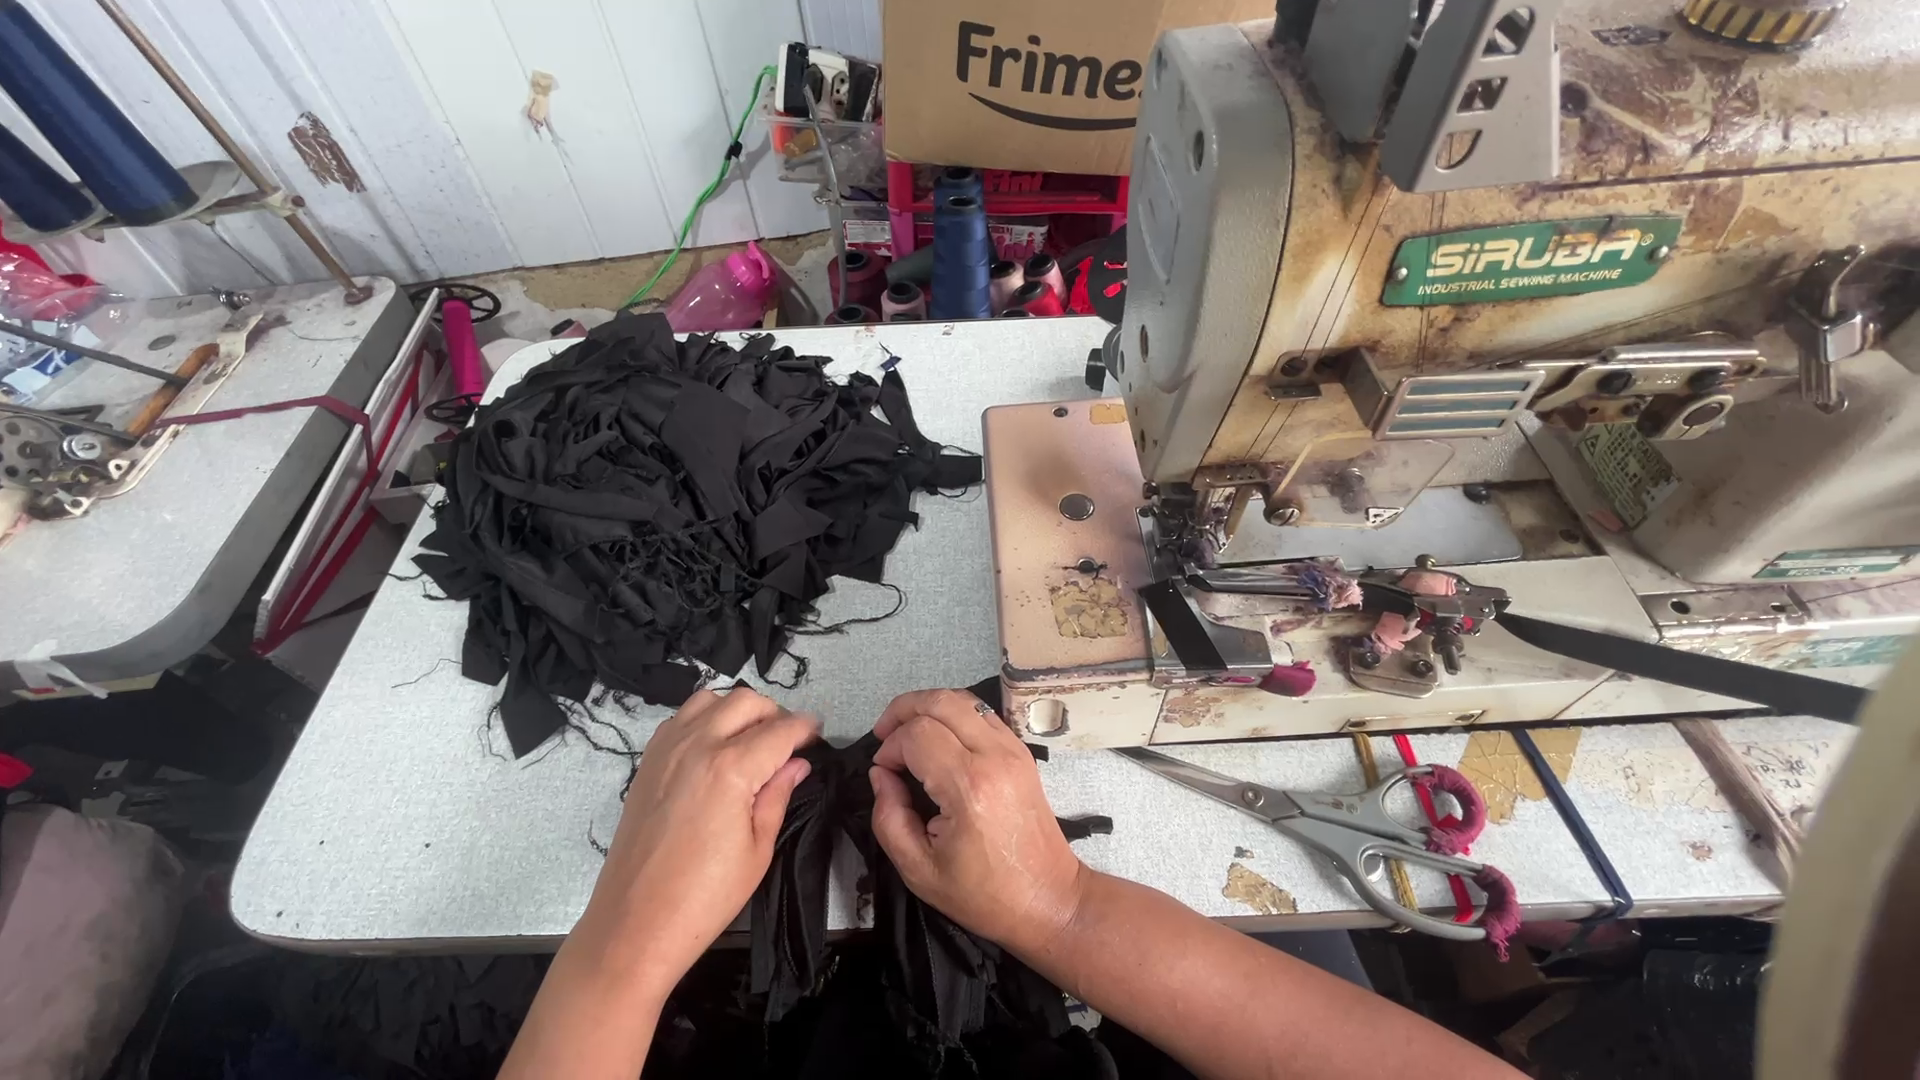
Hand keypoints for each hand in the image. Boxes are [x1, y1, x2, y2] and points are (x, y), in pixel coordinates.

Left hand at [580, 687, 818, 990]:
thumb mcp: (758, 849)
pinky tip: (713, 748)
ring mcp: (667, 749)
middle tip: (788, 742)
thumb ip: (778, 795)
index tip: (817, 734)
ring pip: (711, 699)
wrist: (634, 924)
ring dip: (737, 710)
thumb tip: (797, 764)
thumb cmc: (705, 897)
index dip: (806, 729)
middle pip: (747, 702)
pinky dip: (704, 719)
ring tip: (750, 739)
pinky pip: (680, 718)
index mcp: (732, 768)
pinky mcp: (647, 761)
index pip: (781, 730)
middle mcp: (698, 745)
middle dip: (775, 714)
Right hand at [867, 689, 1087, 957]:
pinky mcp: (1022, 752)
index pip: (918, 735)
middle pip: (941, 701)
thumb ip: (889, 818)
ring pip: (963, 699)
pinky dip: (953, 714)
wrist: (1048, 900)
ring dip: (928, 706)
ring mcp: (1013, 749)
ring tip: (906, 731)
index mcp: (968, 786)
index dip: (890, 747)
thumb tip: (881, 775)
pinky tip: (938, 738)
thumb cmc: (983, 894)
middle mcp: (994, 756)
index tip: (882, 772)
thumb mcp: (919, 870)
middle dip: (903, 710)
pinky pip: (982, 714)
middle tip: (884, 735)